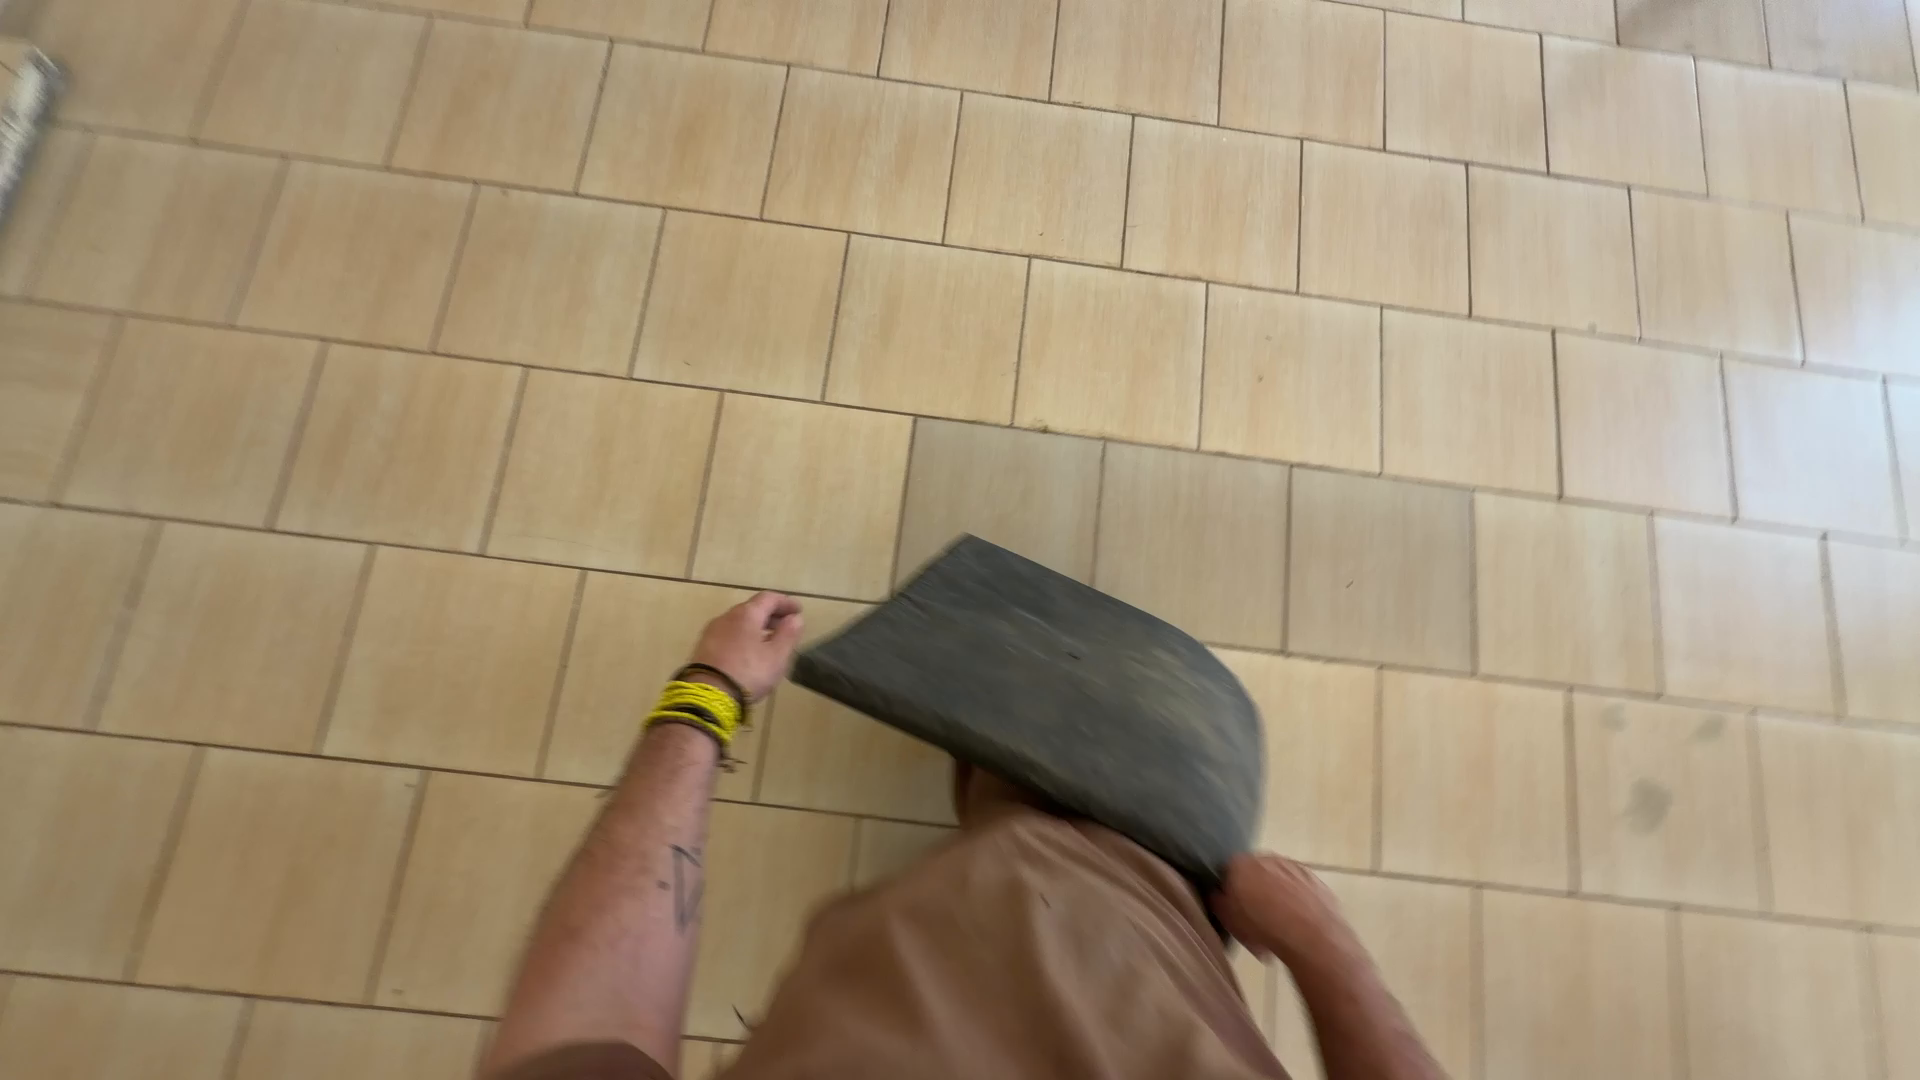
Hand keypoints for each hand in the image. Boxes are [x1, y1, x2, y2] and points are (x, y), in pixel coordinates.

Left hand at [687, 592, 803, 702]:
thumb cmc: (748, 673)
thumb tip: (795, 618)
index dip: (786, 602)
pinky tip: (749, 652)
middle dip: (771, 615)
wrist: (707, 697)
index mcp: (746, 614)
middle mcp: (726, 617)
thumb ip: (789, 634)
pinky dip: (743, 636)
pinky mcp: (703, 648)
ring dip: (756, 627)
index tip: (798, 610)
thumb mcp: (777, 655)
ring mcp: (712, 632)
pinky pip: (729, 634)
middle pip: (752, 608)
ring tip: (769, 641)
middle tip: (785, 626)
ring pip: (739, 622)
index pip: (768, 598)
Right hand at [1212, 854, 1360, 966]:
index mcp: (1240, 863)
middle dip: (1255, 892)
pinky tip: (1300, 924)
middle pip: (1255, 874)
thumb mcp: (1227, 918)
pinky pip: (1300, 890)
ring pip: (1279, 881)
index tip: (1234, 910)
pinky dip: (1298, 902)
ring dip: (1277, 897)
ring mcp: (1293, 867)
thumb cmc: (1262, 926)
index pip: (1228, 871)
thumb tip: (1217, 892)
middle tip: (1257, 920)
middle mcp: (1265, 857)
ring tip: (1280, 927)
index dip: (1230, 891)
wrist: (1312, 937)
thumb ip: (1216, 900)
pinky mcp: (1316, 880)